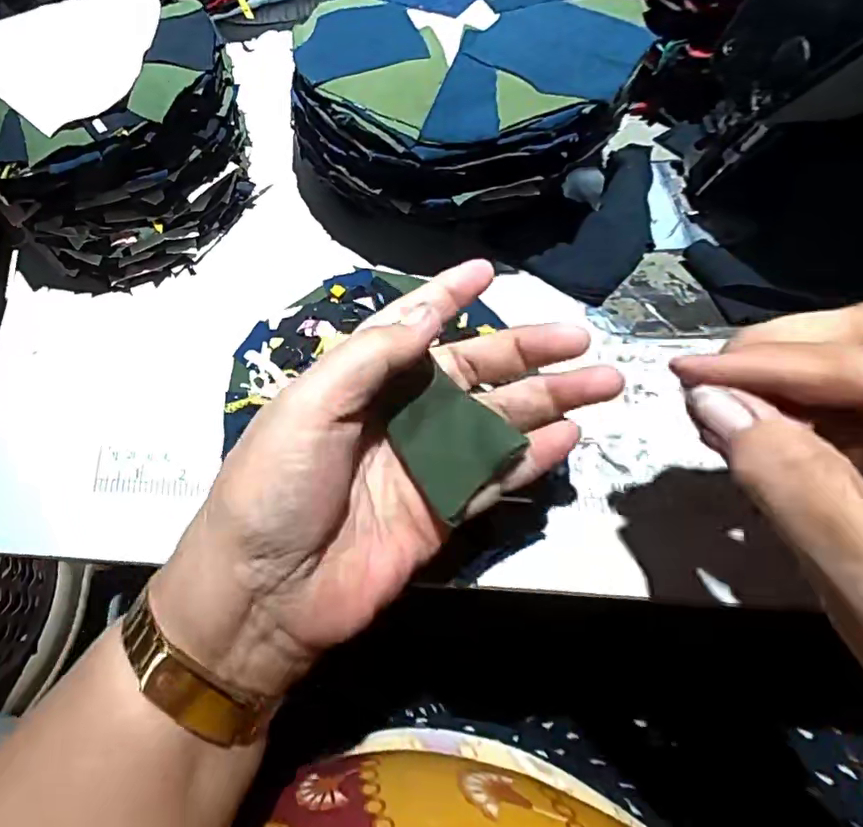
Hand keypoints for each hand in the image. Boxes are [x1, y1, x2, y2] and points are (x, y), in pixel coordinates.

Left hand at [153, 260, 623, 697]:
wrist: (262, 593)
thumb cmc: (276, 484)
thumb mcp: (312, 404)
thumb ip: (373, 356)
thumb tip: (426, 311)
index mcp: (360, 380)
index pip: (412, 326)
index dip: (447, 296)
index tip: (485, 270)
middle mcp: (397, 414)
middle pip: (472, 371)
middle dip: (526, 351)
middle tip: (579, 337)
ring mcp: (421, 464)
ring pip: (496, 421)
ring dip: (548, 400)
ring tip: (600, 381)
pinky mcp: (440, 512)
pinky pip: (493, 476)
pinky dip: (531, 456)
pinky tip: (569, 435)